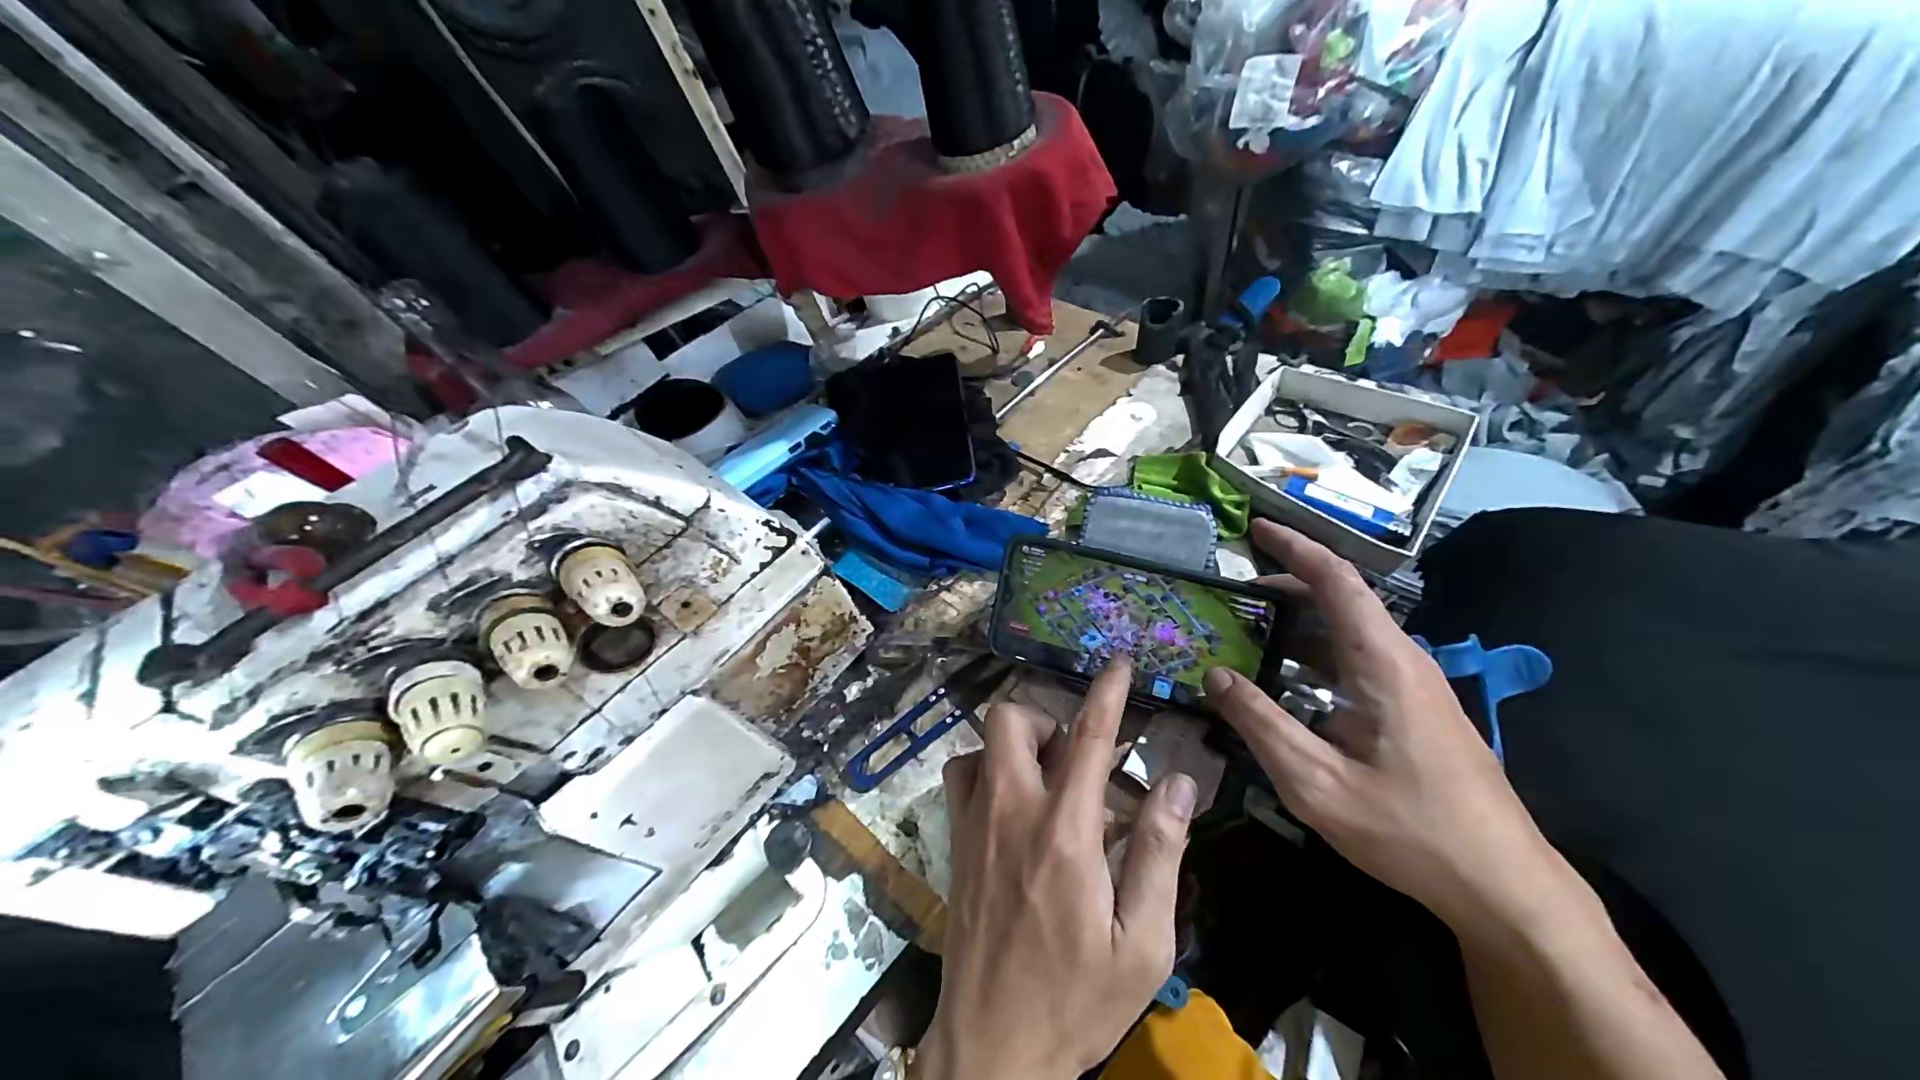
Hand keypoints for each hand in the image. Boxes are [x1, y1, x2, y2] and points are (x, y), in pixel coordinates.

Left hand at [917, 657, 1196, 1079]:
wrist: (992, 1046)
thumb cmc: (1076, 1000)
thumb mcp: (1144, 943)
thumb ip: (1160, 853)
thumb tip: (1177, 783)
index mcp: (1064, 833)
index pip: (1088, 739)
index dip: (1106, 692)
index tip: (1117, 661)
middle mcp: (1010, 813)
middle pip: (1010, 720)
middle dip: (1047, 715)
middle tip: (1078, 751)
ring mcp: (973, 826)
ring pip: (980, 744)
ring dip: (1015, 743)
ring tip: (1049, 777)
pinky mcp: (955, 845)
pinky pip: (962, 778)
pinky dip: (988, 769)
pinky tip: (1015, 804)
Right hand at [1204, 520, 1567, 933]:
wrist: (1505, 887)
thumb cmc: (1411, 830)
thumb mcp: (1317, 783)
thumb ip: (1260, 723)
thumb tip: (1214, 674)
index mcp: (1384, 664)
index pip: (1337, 581)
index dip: (1295, 547)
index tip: (1255, 528)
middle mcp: (1404, 662)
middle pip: (1342, 600)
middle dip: (1287, 584)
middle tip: (1234, 590)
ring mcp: (1415, 687)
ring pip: (1350, 633)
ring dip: (1300, 623)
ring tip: (1247, 629)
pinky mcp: (1416, 711)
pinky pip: (1358, 663)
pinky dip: (1316, 655)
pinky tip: (1286, 681)